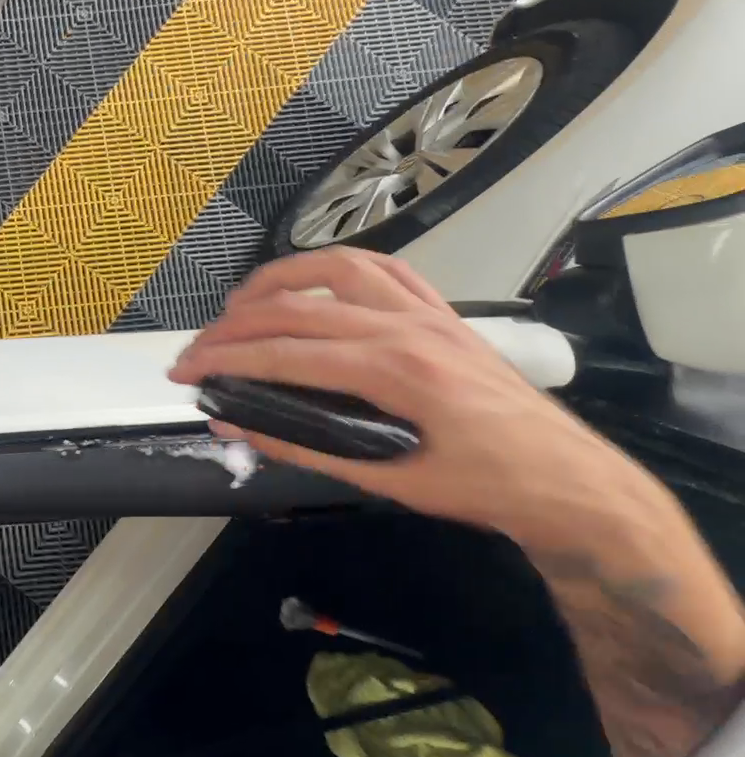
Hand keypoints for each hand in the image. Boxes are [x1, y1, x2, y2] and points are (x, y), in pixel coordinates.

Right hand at [167, 247, 674, 548]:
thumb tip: (232, 426)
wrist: (573, 484)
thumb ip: (301, 446)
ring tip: (239, 303)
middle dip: (229, 328)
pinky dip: (332, 268)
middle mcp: (407, 329)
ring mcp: (427, 314)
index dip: (221, 361)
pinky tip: (307, 284)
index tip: (183, 372)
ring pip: (335, 269)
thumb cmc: (485, 488)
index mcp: (395, 373)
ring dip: (276, 280)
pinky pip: (382, 269)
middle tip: (195, 350)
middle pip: (293, 309)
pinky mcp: (441, 313)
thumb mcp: (385, 480)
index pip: (282, 354)